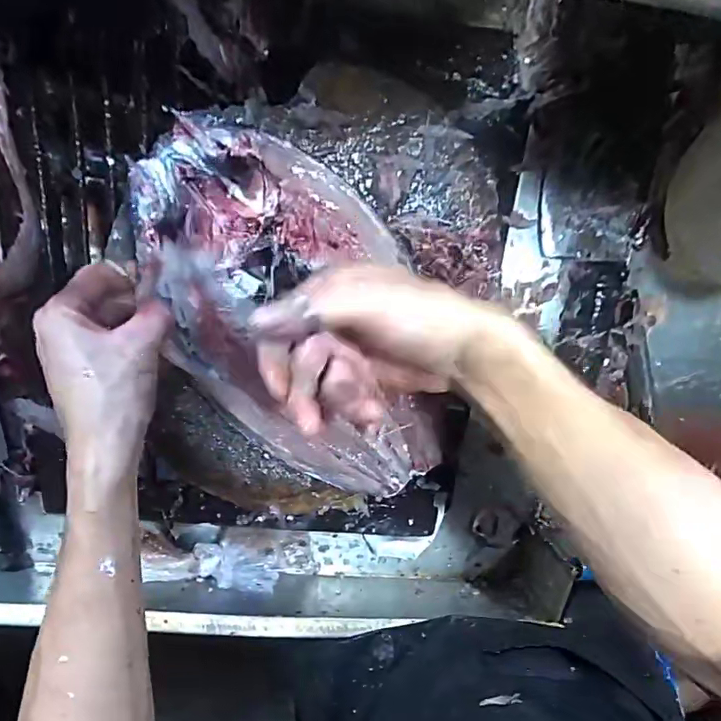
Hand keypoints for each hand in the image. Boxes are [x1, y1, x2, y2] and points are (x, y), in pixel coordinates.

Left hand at [34, 262, 171, 495]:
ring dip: (132, 325)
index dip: (131, 277)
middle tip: (164, 313)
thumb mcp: (141, 344)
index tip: (160, 288)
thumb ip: (156, 312)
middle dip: (133, 303)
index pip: (97, 274)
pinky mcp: (73, 373)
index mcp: (58, 312)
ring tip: (160, 335)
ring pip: (103, 323)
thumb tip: (164, 303)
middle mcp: (51, 327)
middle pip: (99, 298)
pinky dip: (123, 344)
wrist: (103, 449)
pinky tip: (147, 355)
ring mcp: (60, 352)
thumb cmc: (115, 392)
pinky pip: (100, 345)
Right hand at [250, 265, 516, 433]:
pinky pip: (343, 399)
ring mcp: (348, 351)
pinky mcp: (365, 376)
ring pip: (320, 387)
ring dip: (339, 403)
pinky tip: (375, 414)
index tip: (280, 393)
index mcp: (326, 295)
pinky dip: (356, 409)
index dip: (275, 363)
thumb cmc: (418, 317)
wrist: (467, 350)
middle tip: (311, 426)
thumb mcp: (364, 305)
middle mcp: (331, 322)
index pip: (279, 329)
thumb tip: (254, 320)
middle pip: (297, 365)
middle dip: (306, 395)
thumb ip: (310, 310)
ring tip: (367, 410)